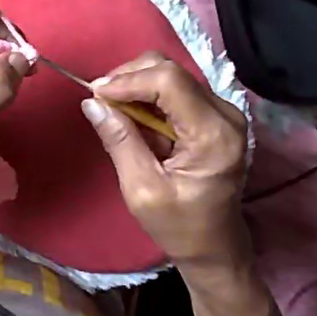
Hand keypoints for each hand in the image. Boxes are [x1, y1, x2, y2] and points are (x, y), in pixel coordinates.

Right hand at [82, 52, 250, 274]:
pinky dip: (147, 93)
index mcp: (213, 135)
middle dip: (129, 77)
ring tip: (110, 105)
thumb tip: (91, 102)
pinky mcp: (213, 114)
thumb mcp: (141, 190)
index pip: (169, 82)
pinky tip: (129, 111)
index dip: (128, 80)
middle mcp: (225, 114)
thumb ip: (120, 141)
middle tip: (99, 99)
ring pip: (171, 74)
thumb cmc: (179, 225)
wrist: (214, 245)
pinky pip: (175, 88)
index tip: (95, 95)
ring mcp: (222, 112)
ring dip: (136, 83)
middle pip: (171, 70)